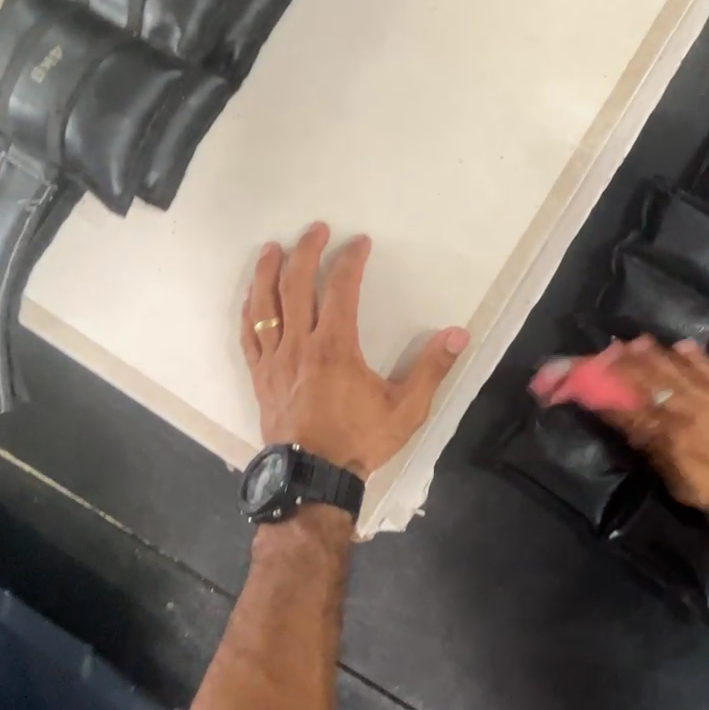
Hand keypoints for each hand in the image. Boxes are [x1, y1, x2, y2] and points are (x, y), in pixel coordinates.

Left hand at [240, 223, 468, 476]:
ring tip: (272, 248)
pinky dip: (250, 310)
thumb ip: (432, 369)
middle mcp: (300, 345)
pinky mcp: (260, 376)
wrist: (312, 480)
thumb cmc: (360, 441)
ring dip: (268, 272)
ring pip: (265, 305)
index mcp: (336, 347)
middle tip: (316, 229)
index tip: (360, 242)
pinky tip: (252, 297)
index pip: (341, 289)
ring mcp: (275, 360)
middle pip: (296, 285)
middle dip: (306, 251)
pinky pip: (249, 335)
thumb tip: (459, 334)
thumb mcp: (407, 408)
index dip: (350, 260)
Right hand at [598, 336, 708, 511]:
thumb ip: (655, 454)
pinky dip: (693, 355)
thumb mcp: (677, 482)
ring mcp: (705, 396)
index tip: (588, 386)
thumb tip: (635, 433)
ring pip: (673, 368)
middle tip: (609, 351)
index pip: (626, 413)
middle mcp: (681, 410)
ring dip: (653, 354)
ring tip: (637, 341)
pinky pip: (707, 366)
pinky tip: (681, 344)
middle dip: (624, 365)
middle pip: (646, 382)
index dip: (604, 398)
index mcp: (665, 435)